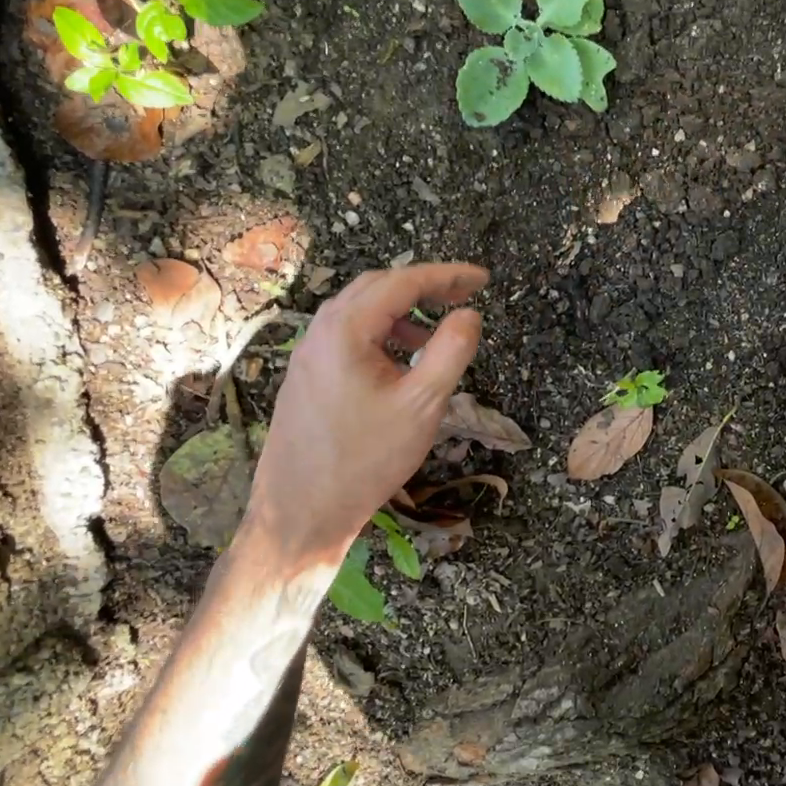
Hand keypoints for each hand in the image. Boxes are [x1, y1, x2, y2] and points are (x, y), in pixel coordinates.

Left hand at [244, 263, 487, 559]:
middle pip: (377, 287)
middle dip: (425, 285)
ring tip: (440, 330)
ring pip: (361, 311)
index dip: (447, 275)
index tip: (483, 278)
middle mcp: (320, 332)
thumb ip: (452, 352)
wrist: (302, 509)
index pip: (402, 282)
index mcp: (345, 330)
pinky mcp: (308, 375)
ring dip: (404, 309)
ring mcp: (309, 354)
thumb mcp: (423, 404)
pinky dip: (385, 333)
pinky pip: (350, 335)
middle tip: (466, 294)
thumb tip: (470, 314)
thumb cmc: (367, 457)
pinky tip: (405, 361)